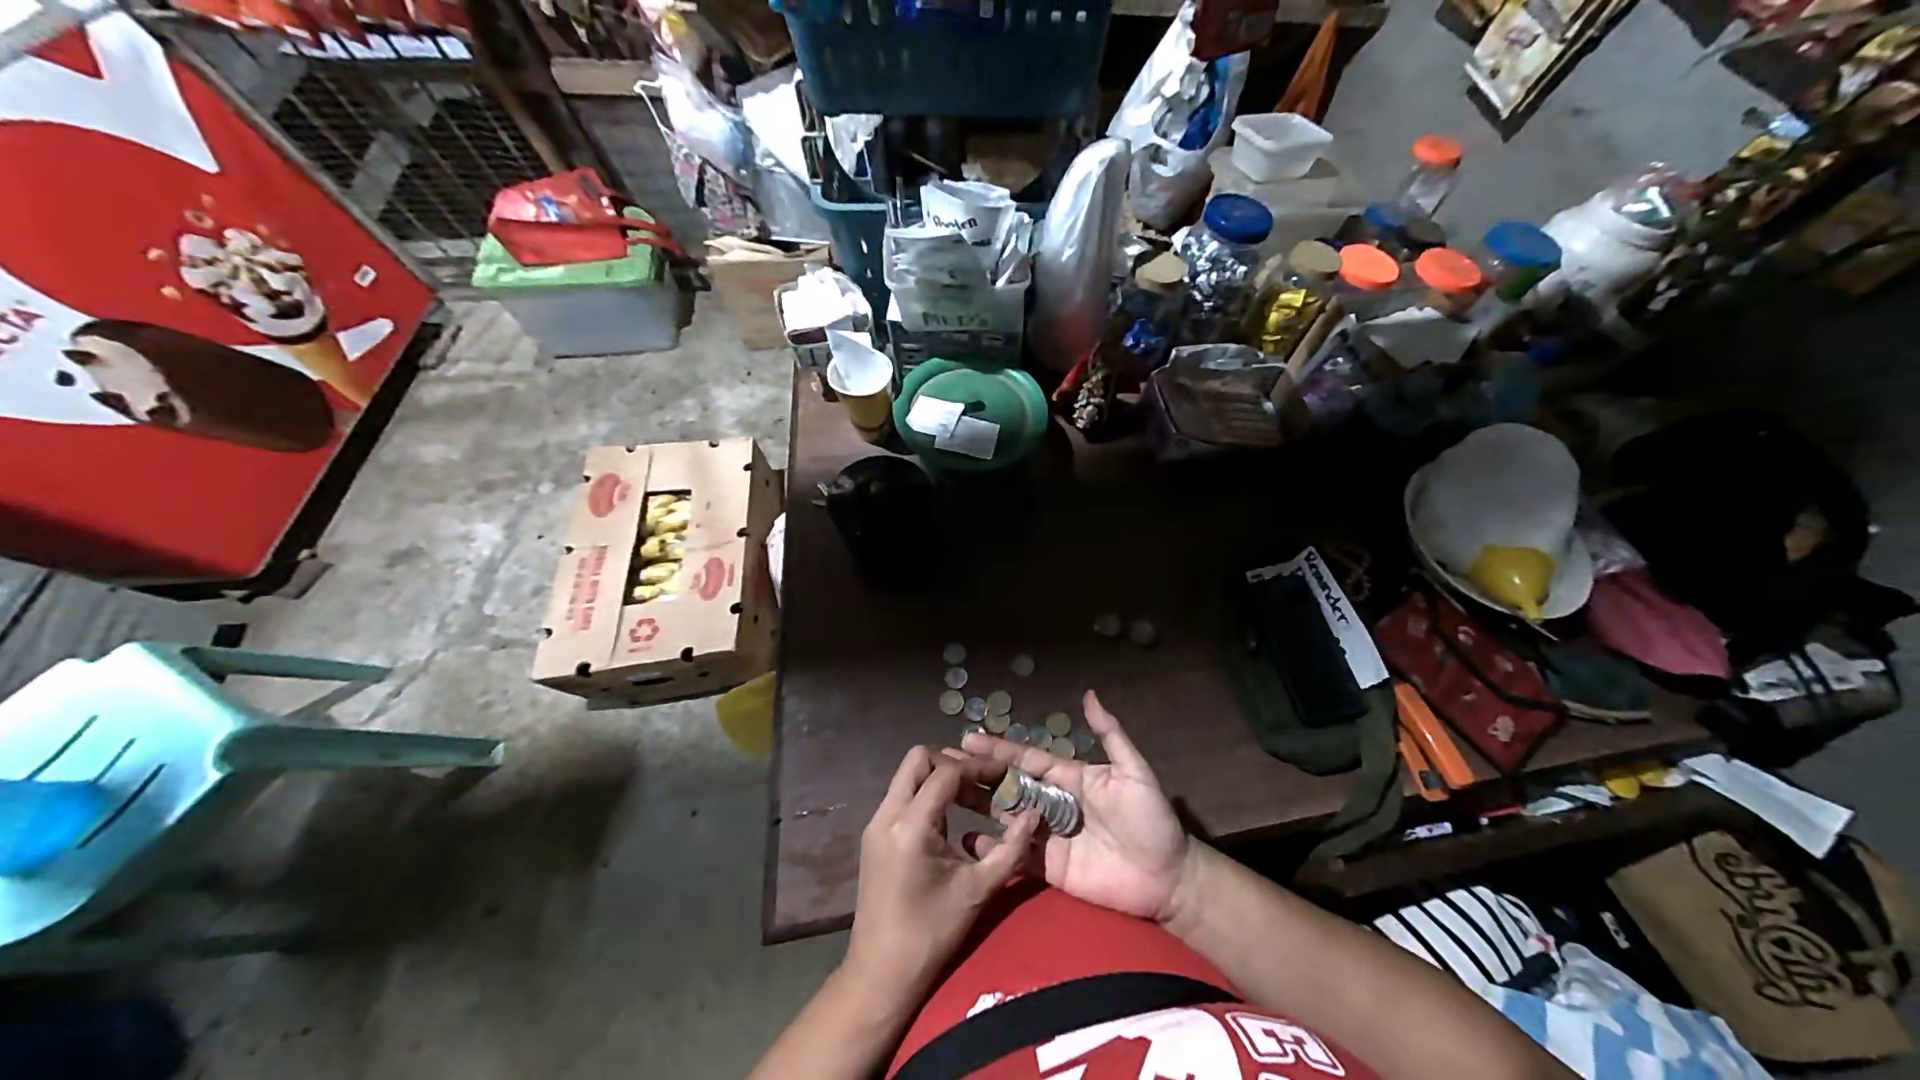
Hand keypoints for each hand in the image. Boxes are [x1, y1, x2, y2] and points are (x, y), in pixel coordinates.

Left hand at [844, 745, 1039, 996]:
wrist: (881, 971)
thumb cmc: (931, 933)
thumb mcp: (978, 890)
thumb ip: (1010, 850)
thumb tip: (1034, 816)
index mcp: (910, 826)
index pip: (946, 773)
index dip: (977, 767)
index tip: (1004, 773)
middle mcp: (887, 815)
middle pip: (918, 760)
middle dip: (953, 762)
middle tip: (983, 781)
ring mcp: (876, 824)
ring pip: (907, 776)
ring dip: (939, 778)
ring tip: (973, 799)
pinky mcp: (874, 836)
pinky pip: (902, 797)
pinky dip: (926, 795)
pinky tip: (951, 819)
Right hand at [962, 691, 1192, 923]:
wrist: (1169, 878)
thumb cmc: (1152, 820)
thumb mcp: (1134, 772)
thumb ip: (1110, 735)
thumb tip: (1089, 695)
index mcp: (1069, 778)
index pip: (1027, 760)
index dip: (999, 749)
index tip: (969, 738)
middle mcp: (1052, 804)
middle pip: (1008, 786)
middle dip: (978, 775)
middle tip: (943, 766)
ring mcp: (1047, 837)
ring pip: (1005, 818)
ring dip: (977, 807)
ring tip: (944, 798)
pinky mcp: (1048, 869)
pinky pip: (1014, 856)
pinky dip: (991, 848)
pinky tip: (967, 839)